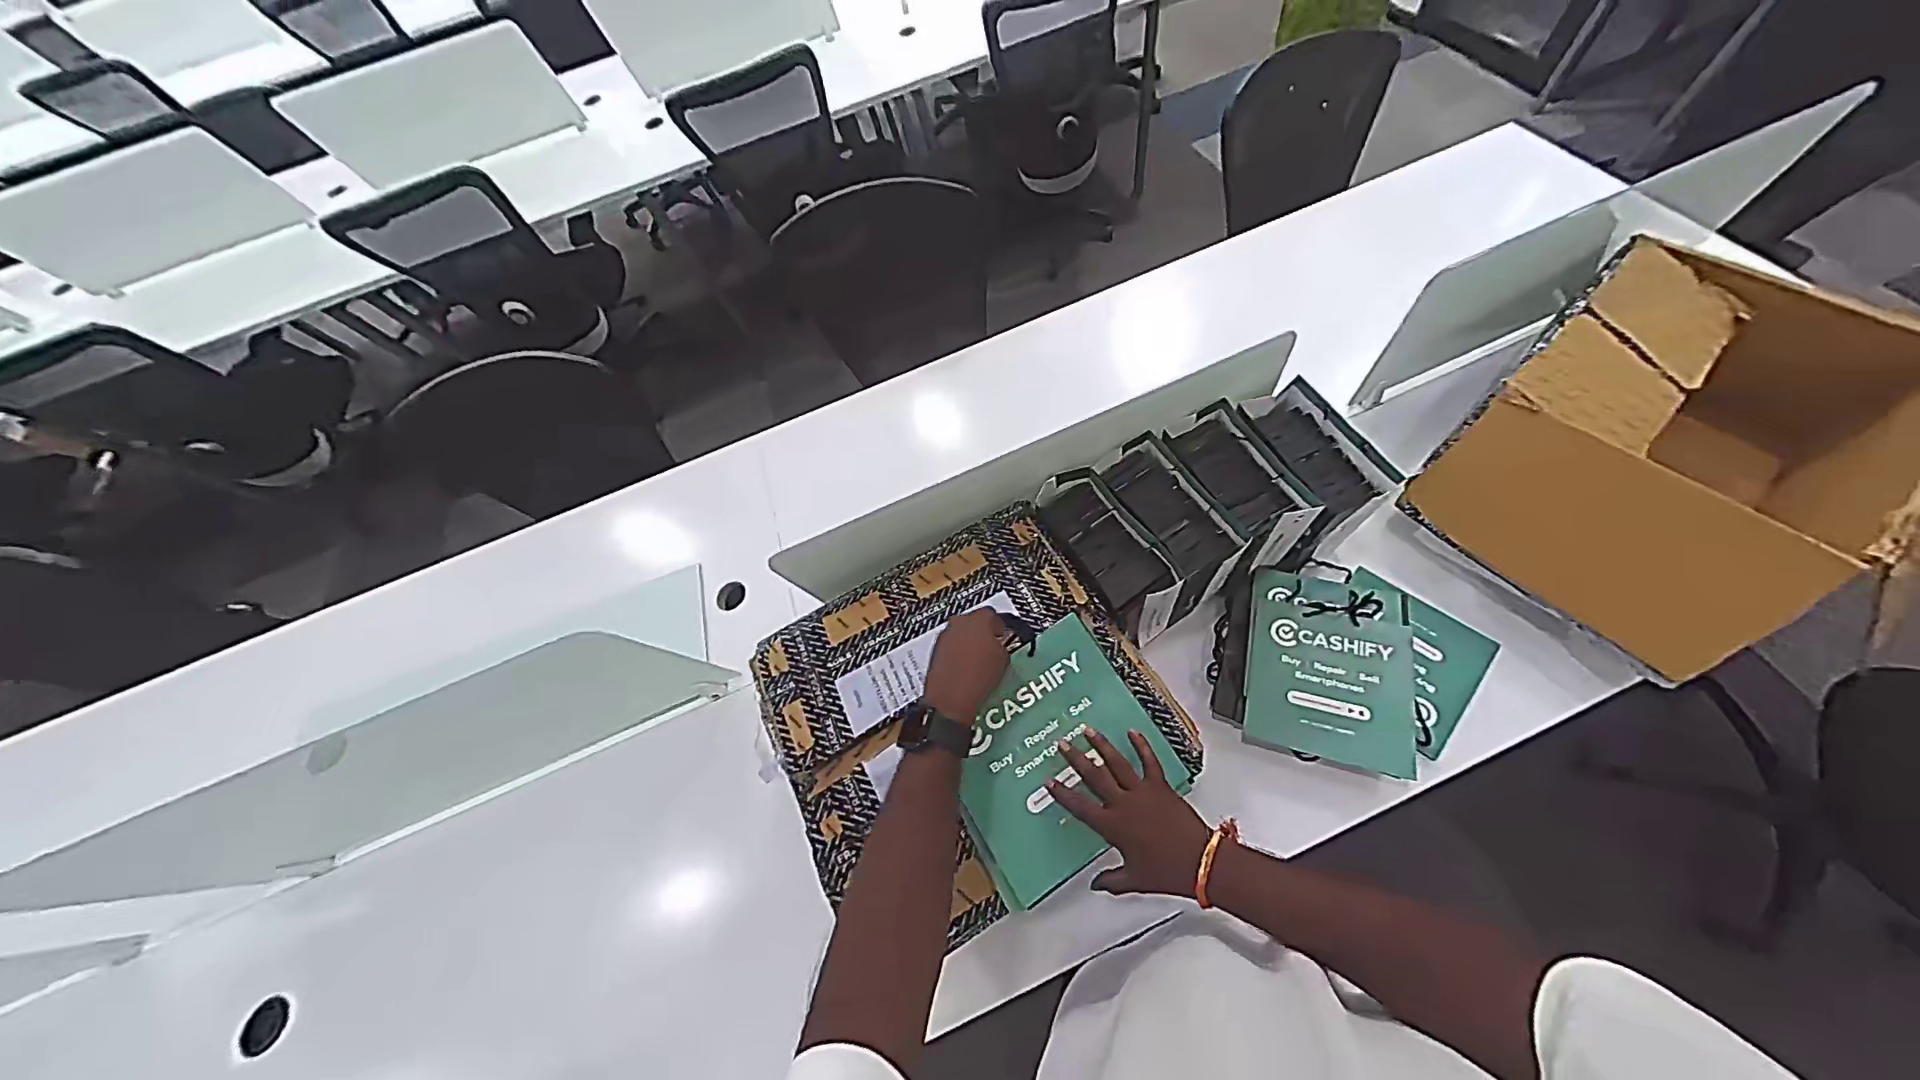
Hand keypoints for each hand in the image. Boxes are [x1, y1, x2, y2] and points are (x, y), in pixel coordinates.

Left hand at [920, 609, 1010, 722]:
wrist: (951, 699)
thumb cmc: (980, 677)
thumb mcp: (1003, 659)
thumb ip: (1002, 644)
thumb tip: (998, 643)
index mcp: (979, 619)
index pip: (993, 614)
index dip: (1000, 626)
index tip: (1003, 635)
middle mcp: (959, 622)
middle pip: (974, 621)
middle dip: (983, 631)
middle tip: (992, 645)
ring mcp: (945, 635)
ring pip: (961, 632)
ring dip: (970, 640)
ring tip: (979, 658)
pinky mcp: (935, 649)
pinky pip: (952, 644)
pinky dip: (959, 650)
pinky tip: (966, 665)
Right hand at [1046, 729, 1212, 897]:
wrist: (1201, 863)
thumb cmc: (1167, 873)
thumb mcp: (1134, 880)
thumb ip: (1111, 880)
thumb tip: (1095, 884)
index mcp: (1113, 826)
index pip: (1080, 807)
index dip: (1063, 794)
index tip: (1050, 781)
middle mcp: (1124, 804)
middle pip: (1094, 776)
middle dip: (1076, 759)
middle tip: (1063, 744)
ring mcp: (1143, 792)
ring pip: (1117, 763)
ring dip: (1102, 745)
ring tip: (1089, 731)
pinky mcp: (1161, 787)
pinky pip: (1149, 762)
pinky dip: (1141, 746)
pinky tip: (1133, 733)